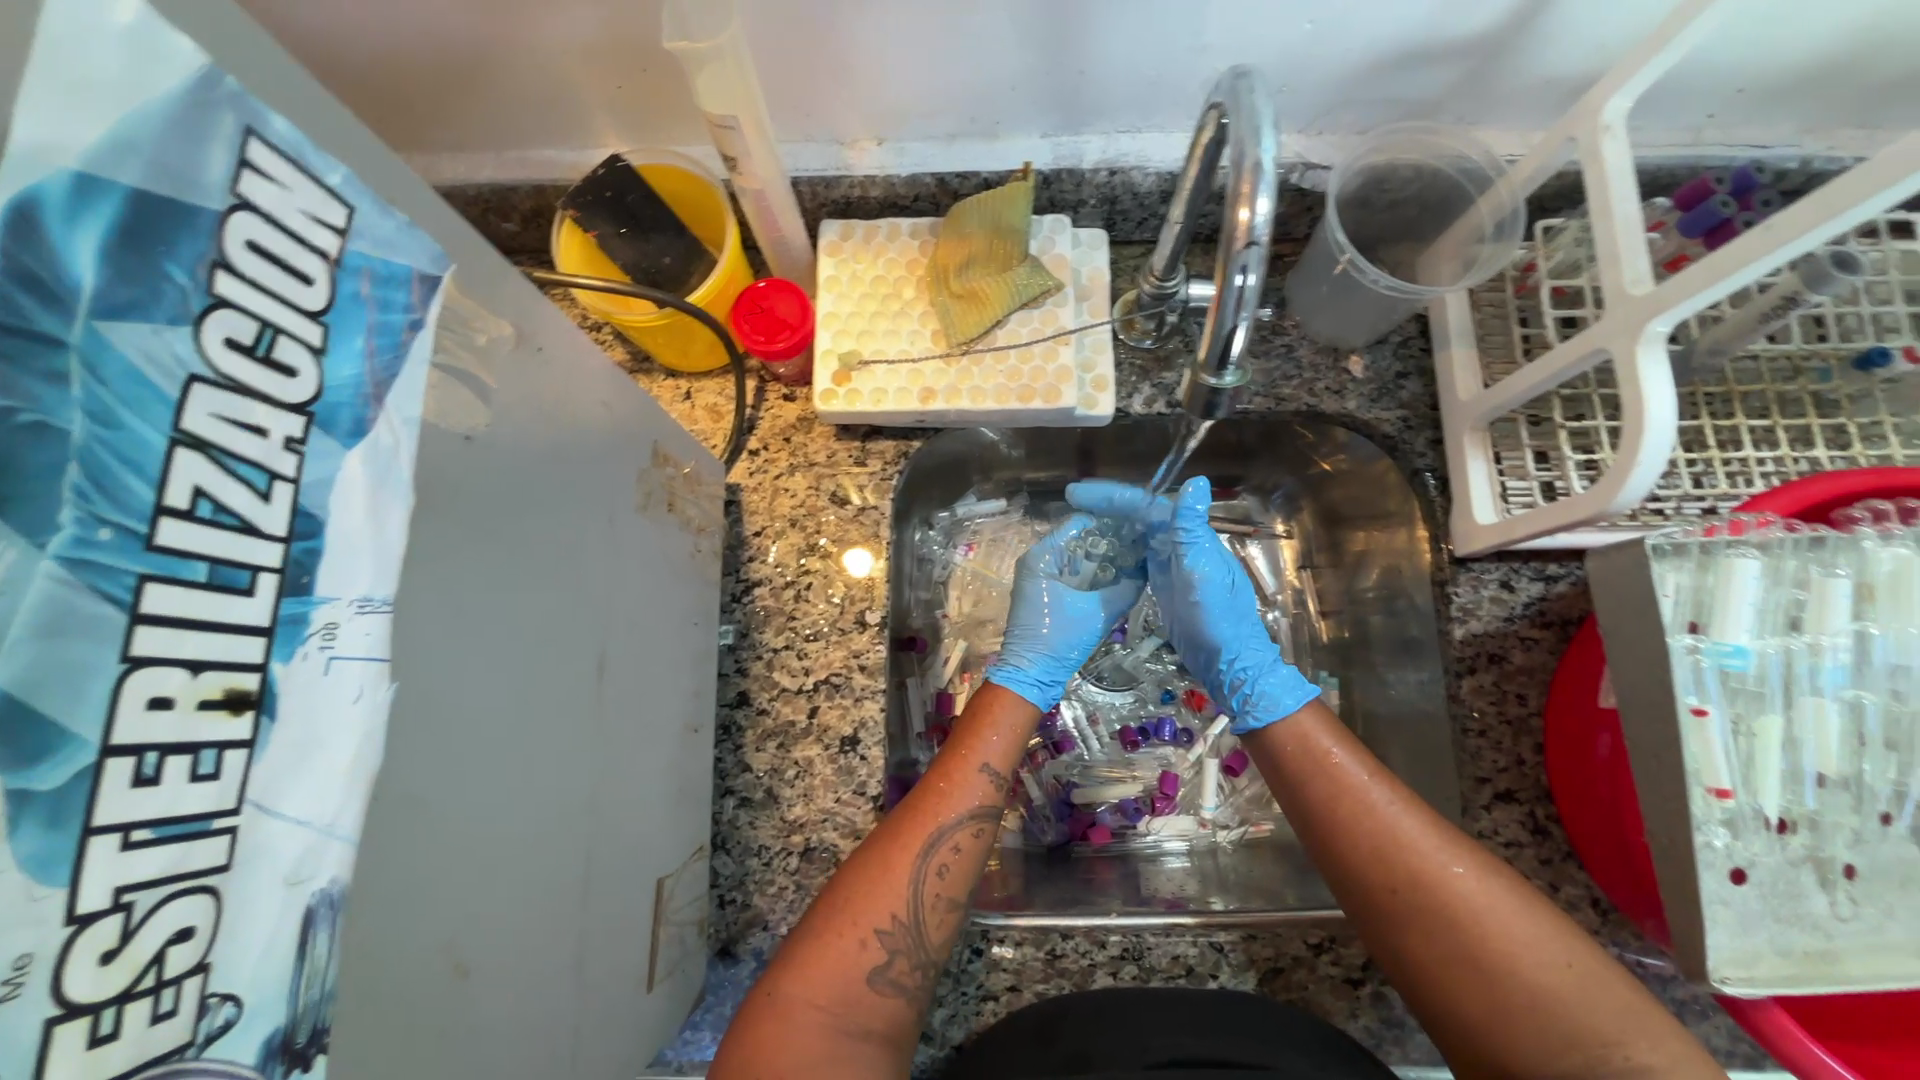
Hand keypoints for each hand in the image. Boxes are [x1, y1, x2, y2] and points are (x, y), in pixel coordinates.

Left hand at [984, 514, 1145, 711]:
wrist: (1031, 675)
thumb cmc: (1059, 640)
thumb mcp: (1098, 612)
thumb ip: (1126, 588)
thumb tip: (1148, 569)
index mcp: (1042, 556)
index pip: (1078, 523)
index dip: (1108, 523)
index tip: (1135, 527)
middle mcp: (1037, 560)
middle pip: (1078, 540)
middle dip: (1109, 543)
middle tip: (1140, 545)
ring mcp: (1039, 577)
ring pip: (1076, 559)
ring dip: (1102, 562)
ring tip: (1134, 560)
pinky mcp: (1045, 593)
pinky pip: (1071, 575)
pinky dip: (1091, 577)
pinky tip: (1116, 580)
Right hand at [1066, 476, 1317, 733]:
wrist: (1228, 658)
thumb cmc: (1216, 616)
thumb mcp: (1200, 570)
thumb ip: (1191, 527)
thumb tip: (1195, 481)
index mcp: (1188, 534)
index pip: (1145, 504)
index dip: (1111, 496)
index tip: (1078, 493)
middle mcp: (1179, 542)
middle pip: (1138, 514)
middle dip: (1105, 505)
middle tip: (1071, 500)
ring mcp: (1170, 562)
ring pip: (1135, 533)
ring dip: (1108, 524)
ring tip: (1076, 521)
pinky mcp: (1162, 581)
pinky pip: (1135, 556)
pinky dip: (1115, 549)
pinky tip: (1095, 552)